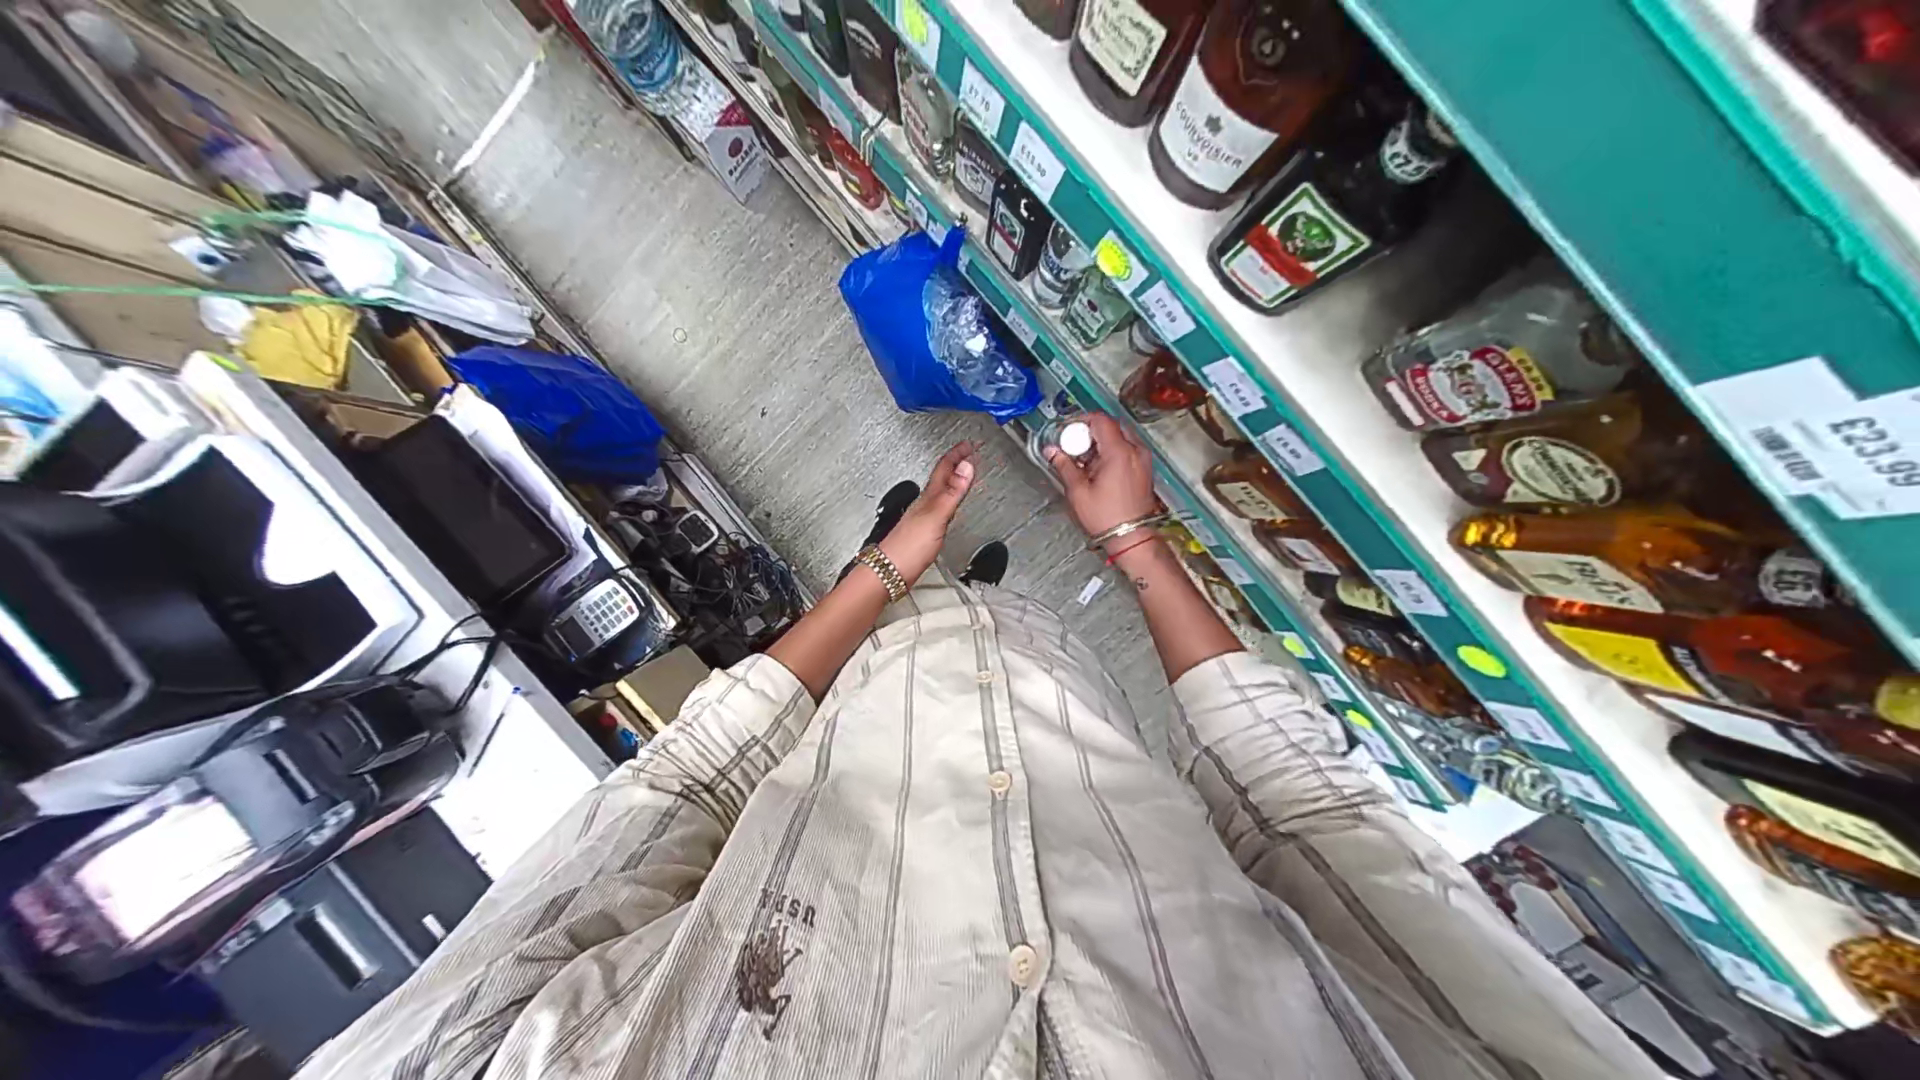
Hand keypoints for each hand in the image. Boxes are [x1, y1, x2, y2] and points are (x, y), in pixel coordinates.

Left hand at [877, 441, 978, 582]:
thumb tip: (966, 465)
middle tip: (966, 454)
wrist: (889, 572)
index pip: (944, 468)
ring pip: (939, 491)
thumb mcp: (936, 516)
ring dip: (951, 480)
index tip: (967, 444)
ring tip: (960, 474)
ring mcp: (923, 518)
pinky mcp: (923, 532)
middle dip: (955, 463)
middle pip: (941, 477)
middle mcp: (924, 504)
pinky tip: (947, 507)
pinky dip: (947, 501)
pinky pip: (938, 508)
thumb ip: (953, 492)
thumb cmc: (908, 548)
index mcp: (928, 497)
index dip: (956, 454)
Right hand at [1046, 413, 1158, 546]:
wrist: (1131, 537)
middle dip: (1090, 431)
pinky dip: (1113, 450)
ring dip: (1102, 441)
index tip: (1068, 430)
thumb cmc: (1108, 518)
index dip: (1081, 420)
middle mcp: (1135, 451)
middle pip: (1112, 425)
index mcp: (1119, 452)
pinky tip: (1099, 467)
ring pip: (1121, 436)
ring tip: (1085, 459)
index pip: (1101, 420)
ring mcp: (1143, 460)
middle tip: (1074, 444)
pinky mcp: (1144, 469)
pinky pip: (1128, 448)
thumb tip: (1051, 451)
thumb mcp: (1078, 491)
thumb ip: (1063, 465)